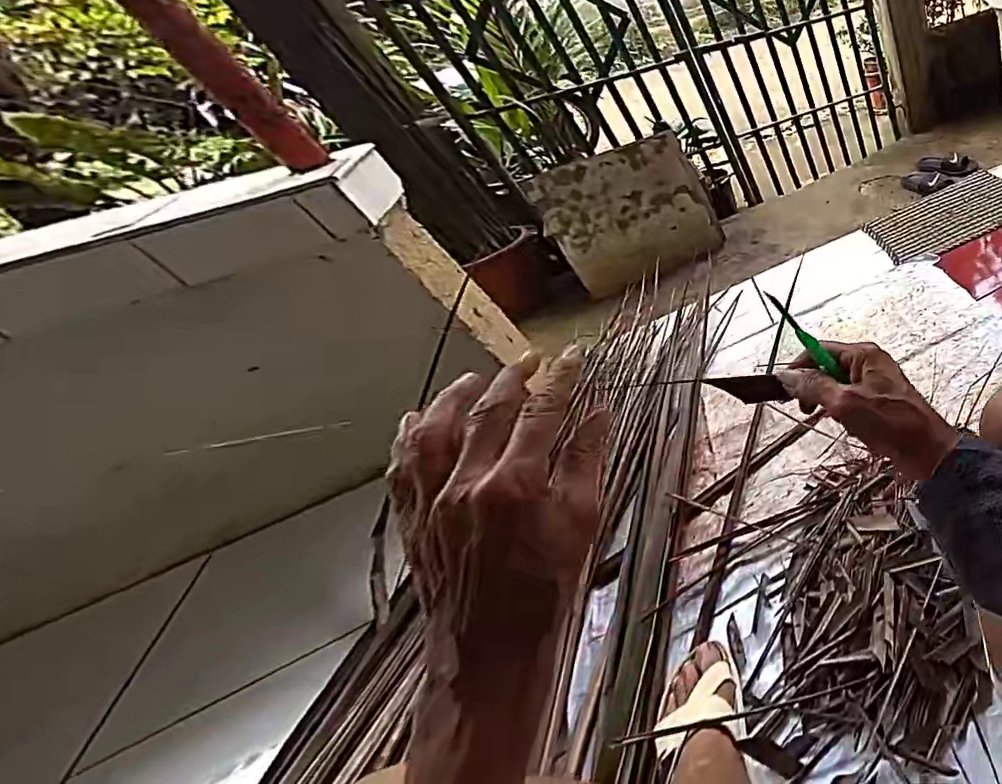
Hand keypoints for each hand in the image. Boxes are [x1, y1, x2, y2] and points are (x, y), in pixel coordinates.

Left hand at [387, 345, 609, 783]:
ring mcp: (433, 502)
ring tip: (476, 378)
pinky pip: (402, 467)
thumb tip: (600, 412)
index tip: (575, 357)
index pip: (542, 412)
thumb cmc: (550, 582)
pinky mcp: (414, 520)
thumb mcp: (586, 517)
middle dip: (513, 378)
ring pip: (433, 431)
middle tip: (532, 359)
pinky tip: (418, 417)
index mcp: (516, 484)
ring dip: (455, 397)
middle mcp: (466, 486)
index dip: (562, 379)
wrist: (494, 644)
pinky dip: (409, 436)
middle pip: (489, 413)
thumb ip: (589, 459)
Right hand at [778, 341, 957, 481]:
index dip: (799, 366)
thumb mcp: (845, 404)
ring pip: (836, 387)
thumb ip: (814, 387)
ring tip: (839, 421)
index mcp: (863, 355)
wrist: (927, 451)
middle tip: (808, 410)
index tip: (784, 389)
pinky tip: (853, 428)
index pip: (819, 349)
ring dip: (830, 405)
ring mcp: (874, 382)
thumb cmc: (891, 423)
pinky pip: (849, 402)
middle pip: (827, 367)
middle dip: (814, 389)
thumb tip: (788, 376)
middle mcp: (869, 363)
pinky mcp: (878, 402)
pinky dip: (844, 414)